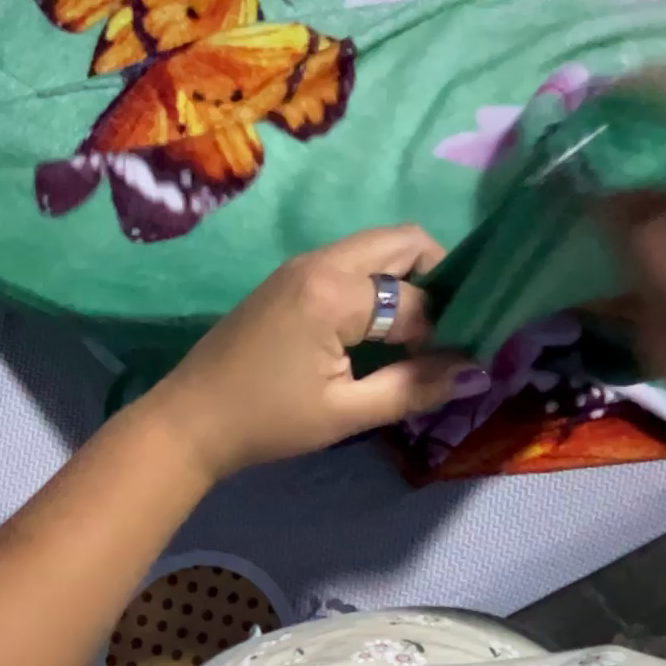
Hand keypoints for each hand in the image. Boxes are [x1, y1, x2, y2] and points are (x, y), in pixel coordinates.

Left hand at [134, 225, 490, 480]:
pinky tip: (372, 332)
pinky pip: (347, 265)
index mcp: (335, 291)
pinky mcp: (285, 280)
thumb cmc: (266, 423)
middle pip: (405, 243)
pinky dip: (374, 286)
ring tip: (412, 337)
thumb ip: (412, 389)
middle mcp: (321, 261)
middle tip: (442, 333)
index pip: (419, 301)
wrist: (189, 422)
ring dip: (405, 282)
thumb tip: (477, 373)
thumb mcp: (344, 413)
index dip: (445, 336)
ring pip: (375, 250)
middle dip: (439, 280)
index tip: (453, 369)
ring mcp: (299, 266)